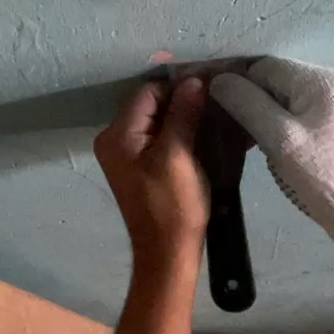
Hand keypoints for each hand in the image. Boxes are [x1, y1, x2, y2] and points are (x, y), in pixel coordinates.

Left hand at [93, 77, 209, 264]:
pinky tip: (207, 134)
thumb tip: (194, 79)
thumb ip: (183, 114)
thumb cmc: (171, 205)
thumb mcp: (178, 155)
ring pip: (160, 121)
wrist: (168, 254)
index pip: (148, 93)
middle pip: (152, 105)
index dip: (178, 89)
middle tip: (217, 102)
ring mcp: (128, 154)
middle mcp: (116, 139)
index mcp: (117, 134)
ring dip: (187, 118)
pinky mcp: (142, 165)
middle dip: (184, 102)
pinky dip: (183, 134)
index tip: (210, 92)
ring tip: (217, 117)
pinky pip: (162, 138)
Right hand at [210, 57, 333, 269]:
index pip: (266, 67)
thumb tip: (219, 80)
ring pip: (295, 100)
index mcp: (326, 79)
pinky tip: (291, 153)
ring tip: (268, 149)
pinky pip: (312, 114)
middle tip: (248, 138)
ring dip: (275, 119)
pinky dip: (294, 127)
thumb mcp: (277, 139)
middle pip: (282, 82)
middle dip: (260, 105)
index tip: (227, 115)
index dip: (242, 88)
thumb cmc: (323, 176)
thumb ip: (246, 104)